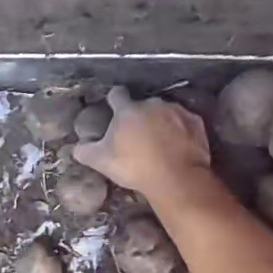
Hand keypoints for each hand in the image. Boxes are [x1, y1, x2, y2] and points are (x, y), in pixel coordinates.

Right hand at [71, 87, 211, 196]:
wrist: (176, 178)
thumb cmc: (135, 167)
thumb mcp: (101, 162)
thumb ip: (85, 151)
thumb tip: (77, 146)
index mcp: (128, 110)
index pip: (116, 94)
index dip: (113, 101)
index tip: (113, 110)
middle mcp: (152, 104)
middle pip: (142, 105)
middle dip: (139, 116)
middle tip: (136, 136)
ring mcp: (176, 111)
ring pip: (164, 111)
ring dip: (160, 122)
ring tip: (159, 143)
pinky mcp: (195, 122)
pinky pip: (184, 122)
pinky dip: (180, 130)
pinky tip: (177, 146)